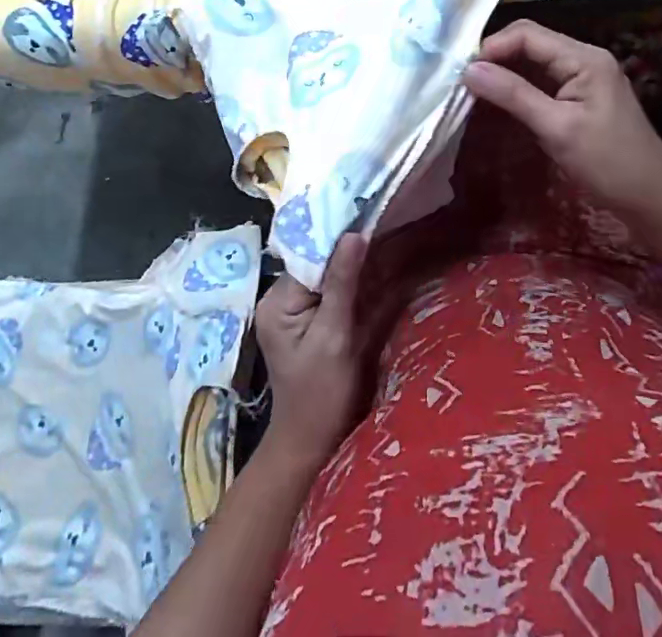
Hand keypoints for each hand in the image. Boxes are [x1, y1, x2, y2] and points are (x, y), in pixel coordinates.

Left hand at [254, 234, 368, 465]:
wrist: (312, 441)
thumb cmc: (322, 394)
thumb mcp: (335, 337)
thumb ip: (343, 284)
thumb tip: (354, 234)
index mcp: (277, 302)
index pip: (311, 258)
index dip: (340, 242)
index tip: (372, 220)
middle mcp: (277, 300)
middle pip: (316, 264)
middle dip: (349, 253)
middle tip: (385, 231)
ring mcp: (290, 310)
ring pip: (324, 276)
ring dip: (353, 267)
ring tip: (385, 244)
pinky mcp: (306, 321)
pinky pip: (328, 292)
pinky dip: (350, 285)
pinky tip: (373, 274)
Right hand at [462, 19, 661, 273]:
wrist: (653, 199)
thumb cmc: (609, 164)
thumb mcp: (557, 128)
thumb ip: (513, 95)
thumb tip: (469, 70)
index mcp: (584, 58)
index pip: (528, 34)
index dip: (492, 47)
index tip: (462, 74)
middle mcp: (584, 59)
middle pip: (530, 43)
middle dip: (495, 57)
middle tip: (463, 82)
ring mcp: (584, 78)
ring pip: (534, 63)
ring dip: (504, 73)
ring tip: (473, 91)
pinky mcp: (581, 98)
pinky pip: (542, 81)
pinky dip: (518, 88)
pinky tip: (499, 101)